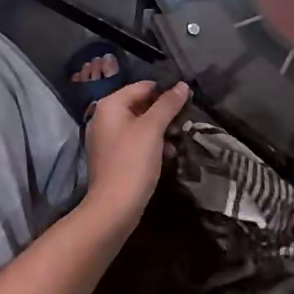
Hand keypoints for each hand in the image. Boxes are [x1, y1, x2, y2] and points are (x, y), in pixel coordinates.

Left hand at [82, 80, 189, 225]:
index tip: (189, 100)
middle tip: (185, 121)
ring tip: (178, 140)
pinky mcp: (113, 157)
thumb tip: (182, 85)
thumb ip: (168, 104)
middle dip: (164, 113)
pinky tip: (168, 155)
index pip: (143, 87)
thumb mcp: (153, 129)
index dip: (166, 91)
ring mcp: (107, 139)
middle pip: (140, 105)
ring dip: (161, 130)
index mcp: (110, 105)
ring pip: (140, 125)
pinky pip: (135, 142)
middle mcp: (104, 118)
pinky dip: (151, 144)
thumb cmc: (133, 161)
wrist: (114, 208)